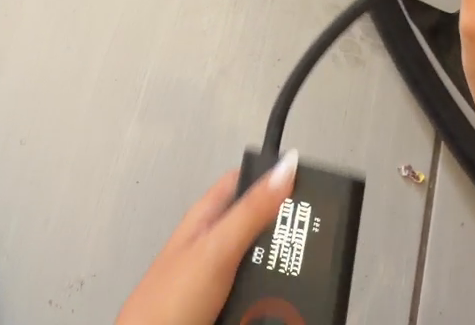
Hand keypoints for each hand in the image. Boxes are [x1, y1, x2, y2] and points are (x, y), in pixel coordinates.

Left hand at [116, 151, 297, 324]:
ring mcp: (220, 276)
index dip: (273, 178)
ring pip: (262, 265)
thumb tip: (284, 169)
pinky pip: (258, 294)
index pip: (245, 180)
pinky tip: (279, 303)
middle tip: (309, 242)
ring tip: (299, 277)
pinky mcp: (225, 305)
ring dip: (278, 271)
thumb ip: (251, 210)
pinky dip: (270, 298)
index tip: (304, 185)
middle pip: (260, 226)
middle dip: (282, 234)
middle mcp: (214, 243)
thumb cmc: (165, 303)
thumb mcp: (217, 248)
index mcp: (208, 217)